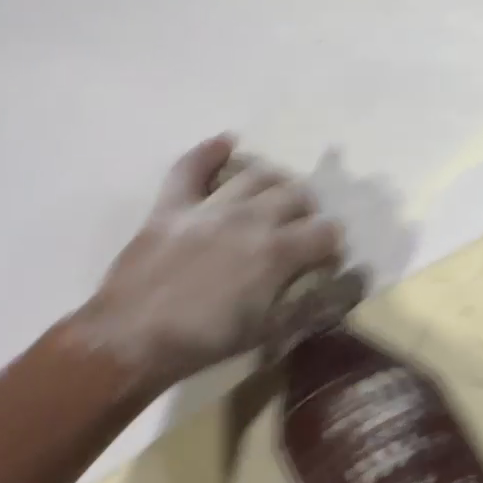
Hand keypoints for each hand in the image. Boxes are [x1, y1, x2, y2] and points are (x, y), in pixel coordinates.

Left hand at [70, 135, 357, 391]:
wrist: (134, 336)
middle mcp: (249, 220)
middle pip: (295, 196)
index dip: (334, 246)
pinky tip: (228, 143)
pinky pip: (189, 168)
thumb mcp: (274, 329)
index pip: (326, 233)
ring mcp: (208, 208)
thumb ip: (314, 303)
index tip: (329, 260)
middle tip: (305, 230)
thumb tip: (348, 284)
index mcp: (278, 253)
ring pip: (254, 176)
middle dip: (310, 212)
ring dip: (276, 182)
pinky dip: (209, 152)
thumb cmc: (211, 339)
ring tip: (279, 195)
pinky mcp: (172, 206)